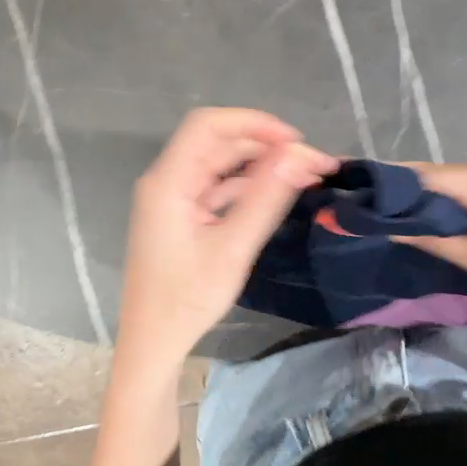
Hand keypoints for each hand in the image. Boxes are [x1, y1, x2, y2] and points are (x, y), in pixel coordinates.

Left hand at [118, 108, 336, 358]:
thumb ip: (265, 198)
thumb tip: (298, 156)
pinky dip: (247, 187)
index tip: (295, 141)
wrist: (152, 342)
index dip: (254, 123)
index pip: (209, 126)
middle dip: (266, 146)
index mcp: (168, 182)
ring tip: (305, 177)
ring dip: (260, 167)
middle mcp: (166, 182)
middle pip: (217, 143)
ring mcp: (173, 200)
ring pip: (220, 166)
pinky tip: (278, 195)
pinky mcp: (181, 218)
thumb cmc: (186, 299)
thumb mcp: (232, 248)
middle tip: (313, 163)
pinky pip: (216, 189)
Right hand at [395, 153, 466, 328]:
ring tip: (431, 223)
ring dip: (444, 193)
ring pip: (463, 174)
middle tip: (391, 218)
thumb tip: (392, 227)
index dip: (388, 184)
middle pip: (442, 172)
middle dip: (415, 192)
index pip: (422, 175)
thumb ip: (436, 239)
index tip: (360, 195)